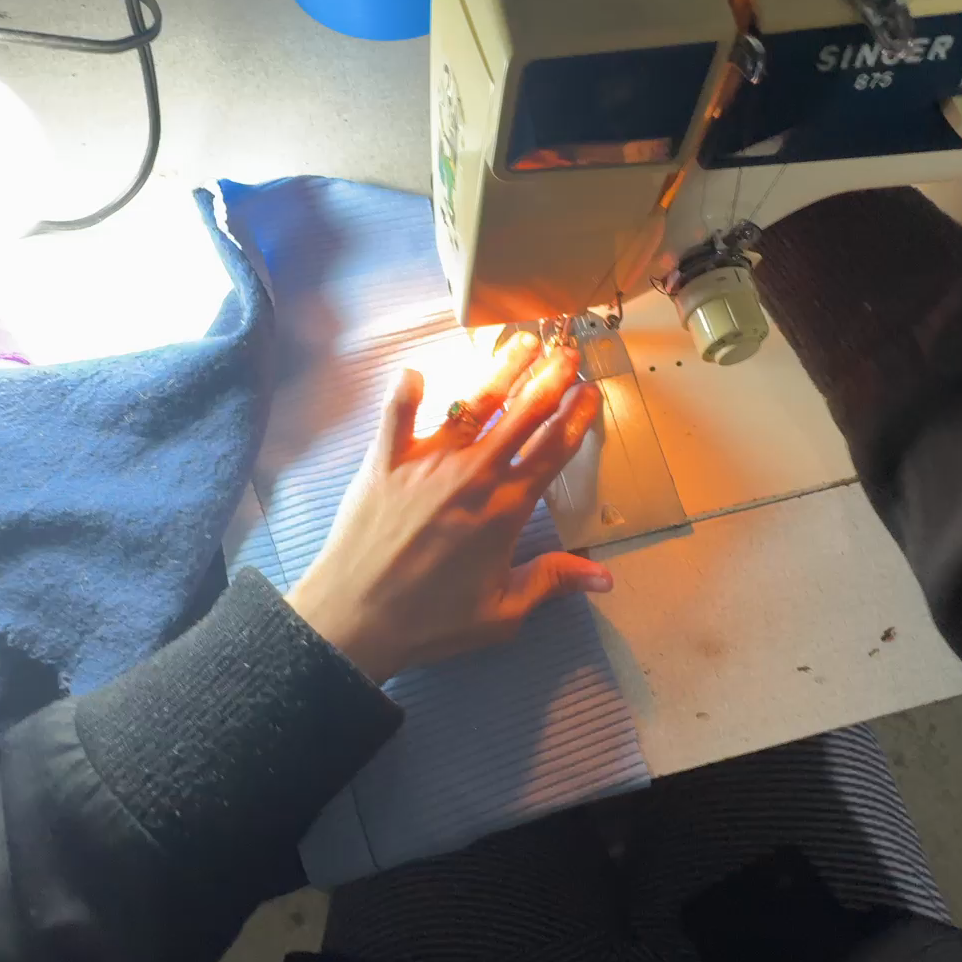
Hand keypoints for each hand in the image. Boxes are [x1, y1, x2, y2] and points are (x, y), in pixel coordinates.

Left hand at [287, 332, 610, 682]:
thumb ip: (552, 581)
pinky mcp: (386, 460)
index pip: (553, 451)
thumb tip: (606, 577)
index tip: (591, 392)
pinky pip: (397, 414)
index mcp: (507, 508)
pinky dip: (406, 390)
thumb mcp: (502, 612)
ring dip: (501, 369)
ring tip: (521, 341)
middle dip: (551, 378)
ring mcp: (428, 461)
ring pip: (473, 404)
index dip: (577, 417)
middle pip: (522, 415)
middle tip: (568, 352)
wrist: (356, 616)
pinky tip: (416, 370)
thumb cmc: (432, 620)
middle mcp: (473, 474)